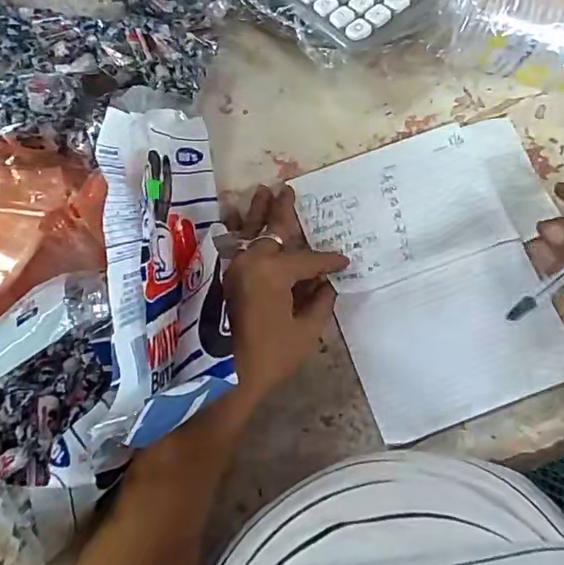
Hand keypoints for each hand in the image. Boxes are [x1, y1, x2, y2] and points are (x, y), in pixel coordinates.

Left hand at [223, 186, 348, 403]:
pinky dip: (233, 229)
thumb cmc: (269, 355)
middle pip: (272, 230)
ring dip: (256, 211)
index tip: (343, 261)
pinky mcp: (220, 275)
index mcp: (274, 272)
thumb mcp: (305, 331)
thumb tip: (326, 283)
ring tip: (261, 191)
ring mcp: (232, 265)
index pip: (308, 260)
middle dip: (282, 210)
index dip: (328, 261)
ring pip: (247, 231)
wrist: (224, 374)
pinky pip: (229, 244)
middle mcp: (251, 260)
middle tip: (287, 190)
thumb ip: (319, 303)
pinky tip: (232, 215)